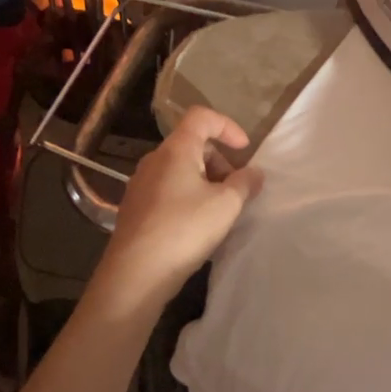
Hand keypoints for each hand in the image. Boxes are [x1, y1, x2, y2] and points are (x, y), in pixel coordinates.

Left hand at [91, 106, 263, 314]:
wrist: (135, 274)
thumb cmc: (184, 230)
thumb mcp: (226, 205)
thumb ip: (245, 183)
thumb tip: (255, 172)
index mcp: (175, 150)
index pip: (201, 117)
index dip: (227, 126)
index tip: (244, 150)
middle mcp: (154, 160)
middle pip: (191, 144)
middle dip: (219, 160)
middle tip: (237, 188)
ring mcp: (140, 184)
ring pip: (179, 169)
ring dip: (205, 180)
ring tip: (220, 209)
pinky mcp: (136, 208)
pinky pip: (168, 189)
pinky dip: (188, 195)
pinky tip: (197, 224)